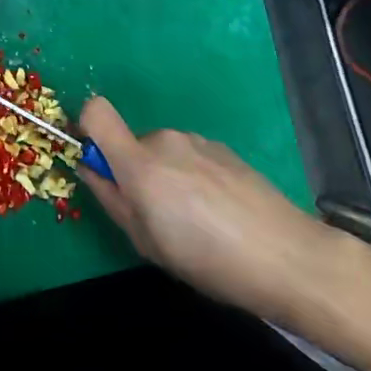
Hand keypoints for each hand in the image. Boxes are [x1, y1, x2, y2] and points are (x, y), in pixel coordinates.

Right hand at [77, 97, 332, 322]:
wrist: (285, 255)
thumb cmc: (206, 258)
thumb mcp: (146, 242)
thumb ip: (111, 199)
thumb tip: (90, 169)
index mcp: (139, 163)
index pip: (96, 112)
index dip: (85, 127)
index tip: (96, 161)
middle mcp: (166, 140)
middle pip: (132, 143)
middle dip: (135, 171)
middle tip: (157, 216)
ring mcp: (198, 140)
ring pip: (163, 152)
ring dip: (165, 175)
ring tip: (195, 219)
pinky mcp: (223, 148)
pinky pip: (190, 155)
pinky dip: (191, 176)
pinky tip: (218, 211)